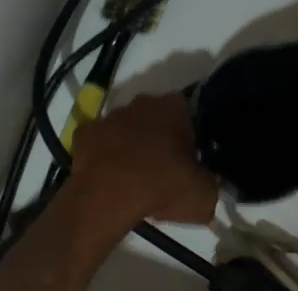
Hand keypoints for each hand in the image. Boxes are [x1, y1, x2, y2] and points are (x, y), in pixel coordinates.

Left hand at [71, 91, 218, 224]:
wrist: (107, 195)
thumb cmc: (160, 186)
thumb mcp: (202, 196)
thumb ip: (211, 185)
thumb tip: (207, 184)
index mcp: (175, 106)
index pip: (188, 117)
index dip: (188, 141)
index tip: (187, 165)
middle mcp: (144, 102)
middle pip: (156, 119)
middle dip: (159, 139)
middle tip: (161, 172)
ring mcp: (112, 115)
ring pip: (127, 128)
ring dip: (131, 146)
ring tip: (133, 179)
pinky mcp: (86, 132)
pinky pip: (100, 142)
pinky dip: (104, 155)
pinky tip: (108, 177)